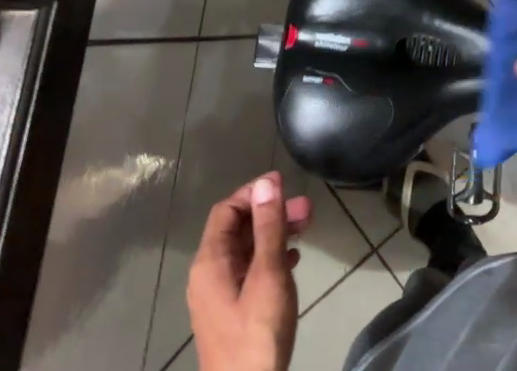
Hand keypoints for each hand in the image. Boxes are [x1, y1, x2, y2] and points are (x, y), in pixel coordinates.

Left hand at [187, 172, 313, 370]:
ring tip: (306, 228)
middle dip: (270, 213)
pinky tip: (294, 259)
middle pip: (238, 230)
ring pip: (246, 250)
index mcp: (211, 262)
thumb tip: (266, 182)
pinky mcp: (232, 312)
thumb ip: (268, 227)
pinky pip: (249, 271)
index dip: (254, 194)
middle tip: (307, 209)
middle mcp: (209, 274)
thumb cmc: (257, 333)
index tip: (286, 186)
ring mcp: (219, 295)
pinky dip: (270, 258)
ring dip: (274, 234)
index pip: (226, 211)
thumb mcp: (268, 275)